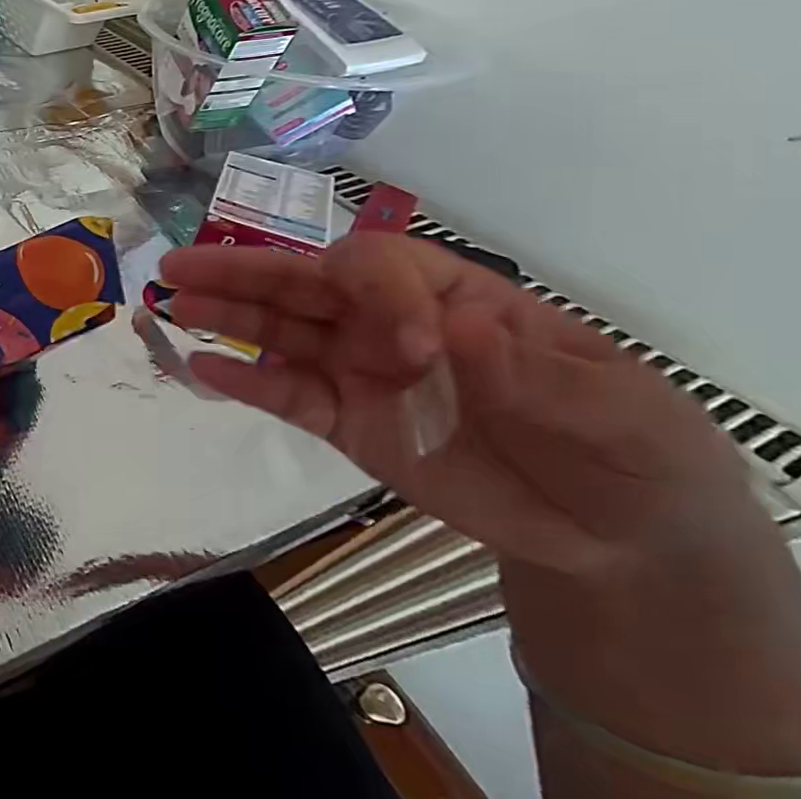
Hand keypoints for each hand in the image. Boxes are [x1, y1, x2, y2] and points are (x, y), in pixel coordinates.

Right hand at [159, 234, 757, 575]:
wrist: (616, 533)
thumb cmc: (631, 449)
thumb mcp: (615, 408)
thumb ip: (535, 372)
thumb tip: (460, 329)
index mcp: (451, 296)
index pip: (382, 268)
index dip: (379, 294)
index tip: (412, 352)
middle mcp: (390, 324)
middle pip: (304, 285)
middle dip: (242, 272)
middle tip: (180, 267)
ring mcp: (362, 374)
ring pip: (281, 333)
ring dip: (226, 317)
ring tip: (168, 304)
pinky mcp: (347, 423)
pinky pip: (286, 394)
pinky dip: (244, 380)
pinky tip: (199, 364)